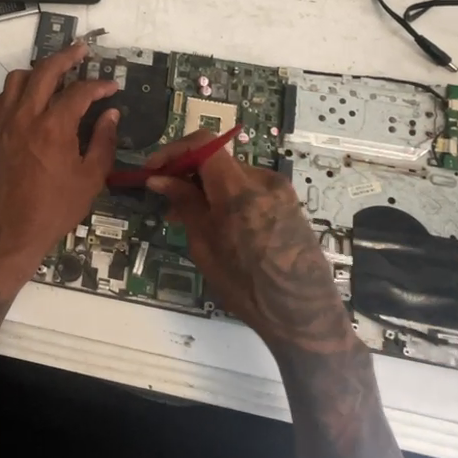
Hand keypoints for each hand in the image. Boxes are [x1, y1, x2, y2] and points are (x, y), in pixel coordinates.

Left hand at [0, 41, 119, 280]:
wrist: (14, 229)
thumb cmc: (56, 207)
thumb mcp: (91, 178)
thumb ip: (102, 141)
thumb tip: (110, 114)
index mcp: (54, 127)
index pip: (79, 92)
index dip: (99, 86)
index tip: (112, 87)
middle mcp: (27, 117)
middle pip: (45, 71)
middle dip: (67, 56)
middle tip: (82, 50)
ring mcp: (6, 122)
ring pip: (18, 79)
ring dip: (38, 70)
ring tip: (56, 73)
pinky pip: (3, 98)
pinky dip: (17, 90)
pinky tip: (31, 97)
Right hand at [143, 133, 353, 356]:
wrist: (303, 313)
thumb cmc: (246, 284)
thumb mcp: (205, 244)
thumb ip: (184, 204)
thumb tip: (159, 179)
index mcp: (238, 189)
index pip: (202, 143)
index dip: (173, 150)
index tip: (154, 170)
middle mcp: (262, 180)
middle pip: (216, 159)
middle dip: (187, 172)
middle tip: (166, 199)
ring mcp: (280, 191)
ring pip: (232, 175)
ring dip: (206, 186)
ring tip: (189, 216)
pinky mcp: (289, 203)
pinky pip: (249, 189)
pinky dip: (227, 196)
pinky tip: (218, 222)